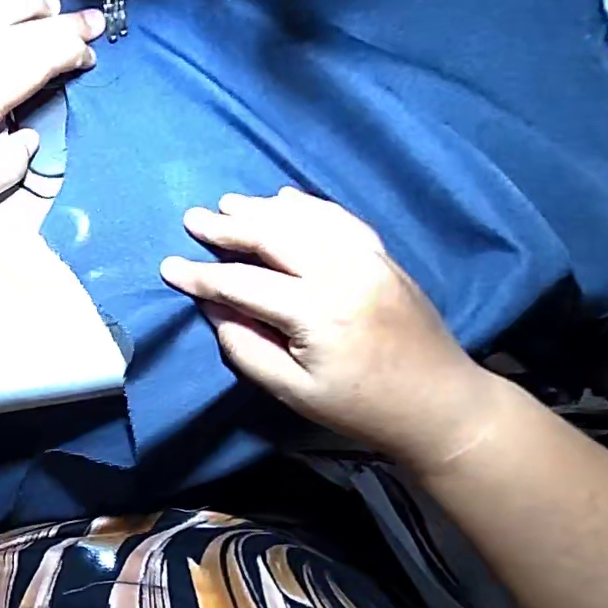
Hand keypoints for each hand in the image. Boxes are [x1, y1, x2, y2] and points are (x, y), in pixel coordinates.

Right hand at [159, 189, 510, 473]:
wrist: (439, 403)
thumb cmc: (359, 407)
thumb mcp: (293, 391)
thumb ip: (246, 347)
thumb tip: (215, 309)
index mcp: (317, 311)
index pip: (244, 283)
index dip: (202, 276)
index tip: (168, 267)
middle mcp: (342, 272)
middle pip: (274, 235)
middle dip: (229, 227)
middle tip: (193, 219)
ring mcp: (367, 258)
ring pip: (305, 218)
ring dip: (263, 209)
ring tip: (228, 205)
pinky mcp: (382, 256)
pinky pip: (339, 218)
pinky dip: (307, 205)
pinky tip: (285, 199)